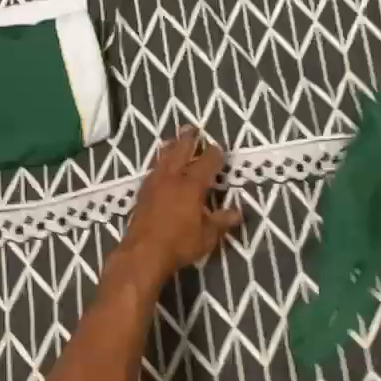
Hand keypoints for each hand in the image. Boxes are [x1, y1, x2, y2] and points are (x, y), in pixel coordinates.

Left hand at [118, 128, 242, 283]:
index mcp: (192, 184)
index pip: (207, 162)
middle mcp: (173, 177)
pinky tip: (157, 166)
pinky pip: (152, 170)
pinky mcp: (142, 192)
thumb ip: (222, 221)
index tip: (219, 147)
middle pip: (181, 151)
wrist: (143, 253)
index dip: (215, 153)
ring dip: (170, 147)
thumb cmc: (179, 243)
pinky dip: (158, 162)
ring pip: (164, 158)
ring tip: (173, 139)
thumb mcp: (207, 236)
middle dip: (188, 139)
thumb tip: (239, 213)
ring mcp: (155, 183)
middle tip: (192, 127)